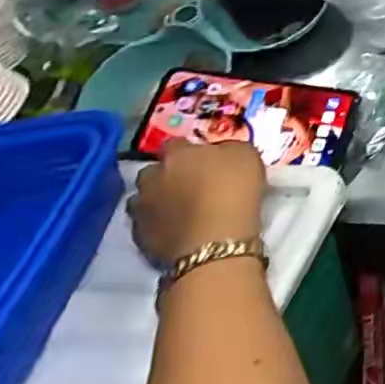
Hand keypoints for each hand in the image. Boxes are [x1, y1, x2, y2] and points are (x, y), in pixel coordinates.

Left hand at [130, 139, 265, 266]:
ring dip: (157, 198)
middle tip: (189, 181)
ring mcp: (141, 207)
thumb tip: (219, 151)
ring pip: (143, 197)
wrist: (215, 240)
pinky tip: (177, 226)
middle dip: (166, 173)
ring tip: (180, 206)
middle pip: (153, 170)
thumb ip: (227, 149)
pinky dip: (158, 222)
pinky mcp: (138, 236)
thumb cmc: (235, 190)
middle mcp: (152, 177)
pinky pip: (146, 222)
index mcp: (177, 155)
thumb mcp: (246, 156)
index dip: (188, 149)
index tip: (202, 156)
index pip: (175, 143)